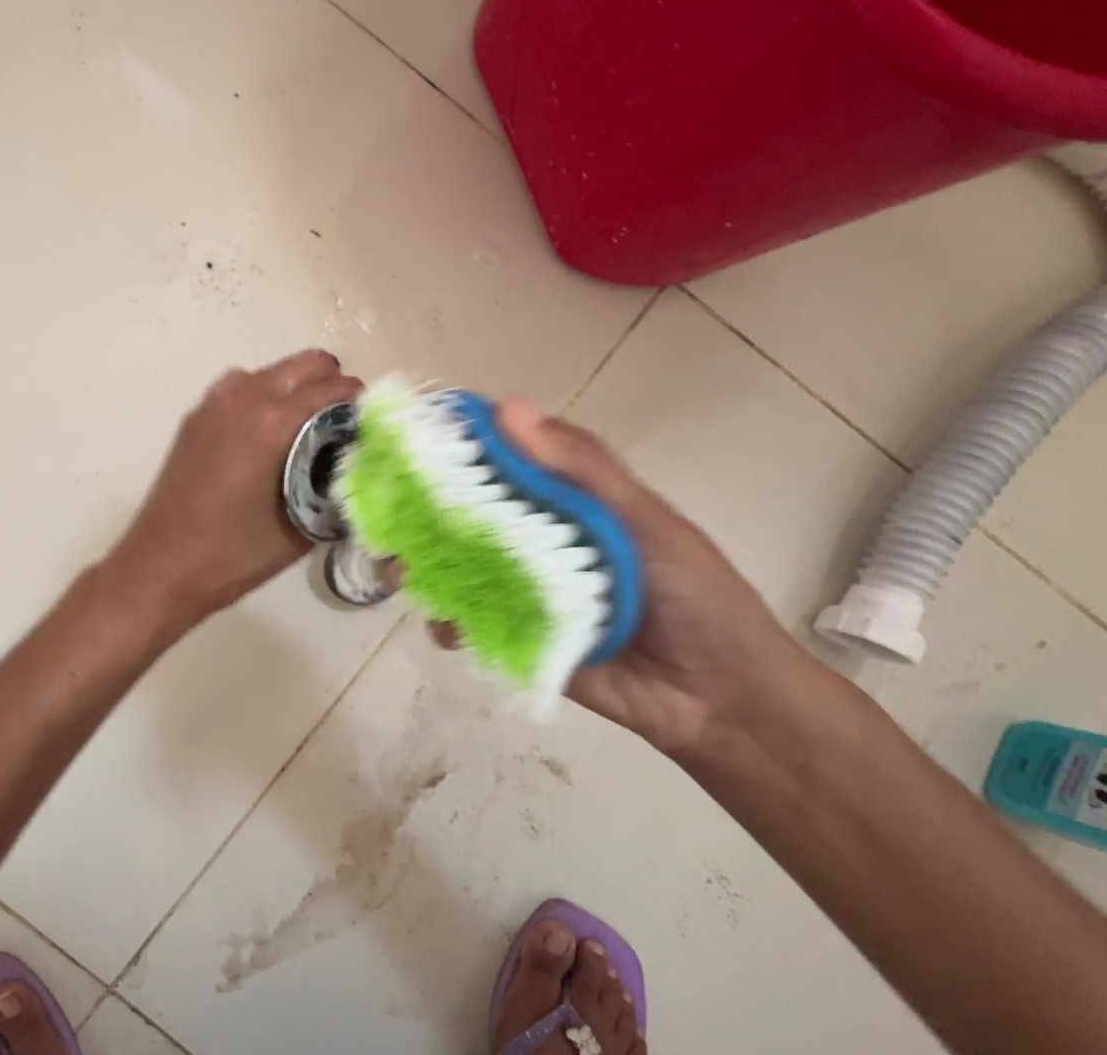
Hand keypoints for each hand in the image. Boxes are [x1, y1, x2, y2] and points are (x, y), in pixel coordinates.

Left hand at [108, 349, 361, 624]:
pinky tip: (267, 442)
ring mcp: (214, 402)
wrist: (162, 567)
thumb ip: (333, 484)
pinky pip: (242, 390)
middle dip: (330, 388)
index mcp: (275, 420)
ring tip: (303, 435)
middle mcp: (245, 396)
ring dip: (295, 391)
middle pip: (306, 365)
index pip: (336, 388)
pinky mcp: (195, 416)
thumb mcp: (302, 524)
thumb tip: (355, 463)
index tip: (369, 428)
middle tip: (340, 427)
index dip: (360, 404)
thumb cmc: (234, 554)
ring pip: (272, 373)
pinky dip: (263, 401)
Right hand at [434, 400, 816, 757]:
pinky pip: (469, 627)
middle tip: (386, 509)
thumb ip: (580, 470)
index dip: (461, 444)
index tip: (414, 433)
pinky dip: (448, 625)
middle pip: (469, 515)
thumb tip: (508, 408)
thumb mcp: (646, 522)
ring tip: (401, 570)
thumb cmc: (696, 596)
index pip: (507, 459)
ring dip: (422, 566)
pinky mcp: (517, 641)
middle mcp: (539, 541)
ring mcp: (524, 591)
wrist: (720, 698)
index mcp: (570, 502)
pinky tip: (446, 626)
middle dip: (422, 510)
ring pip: (457, 569)